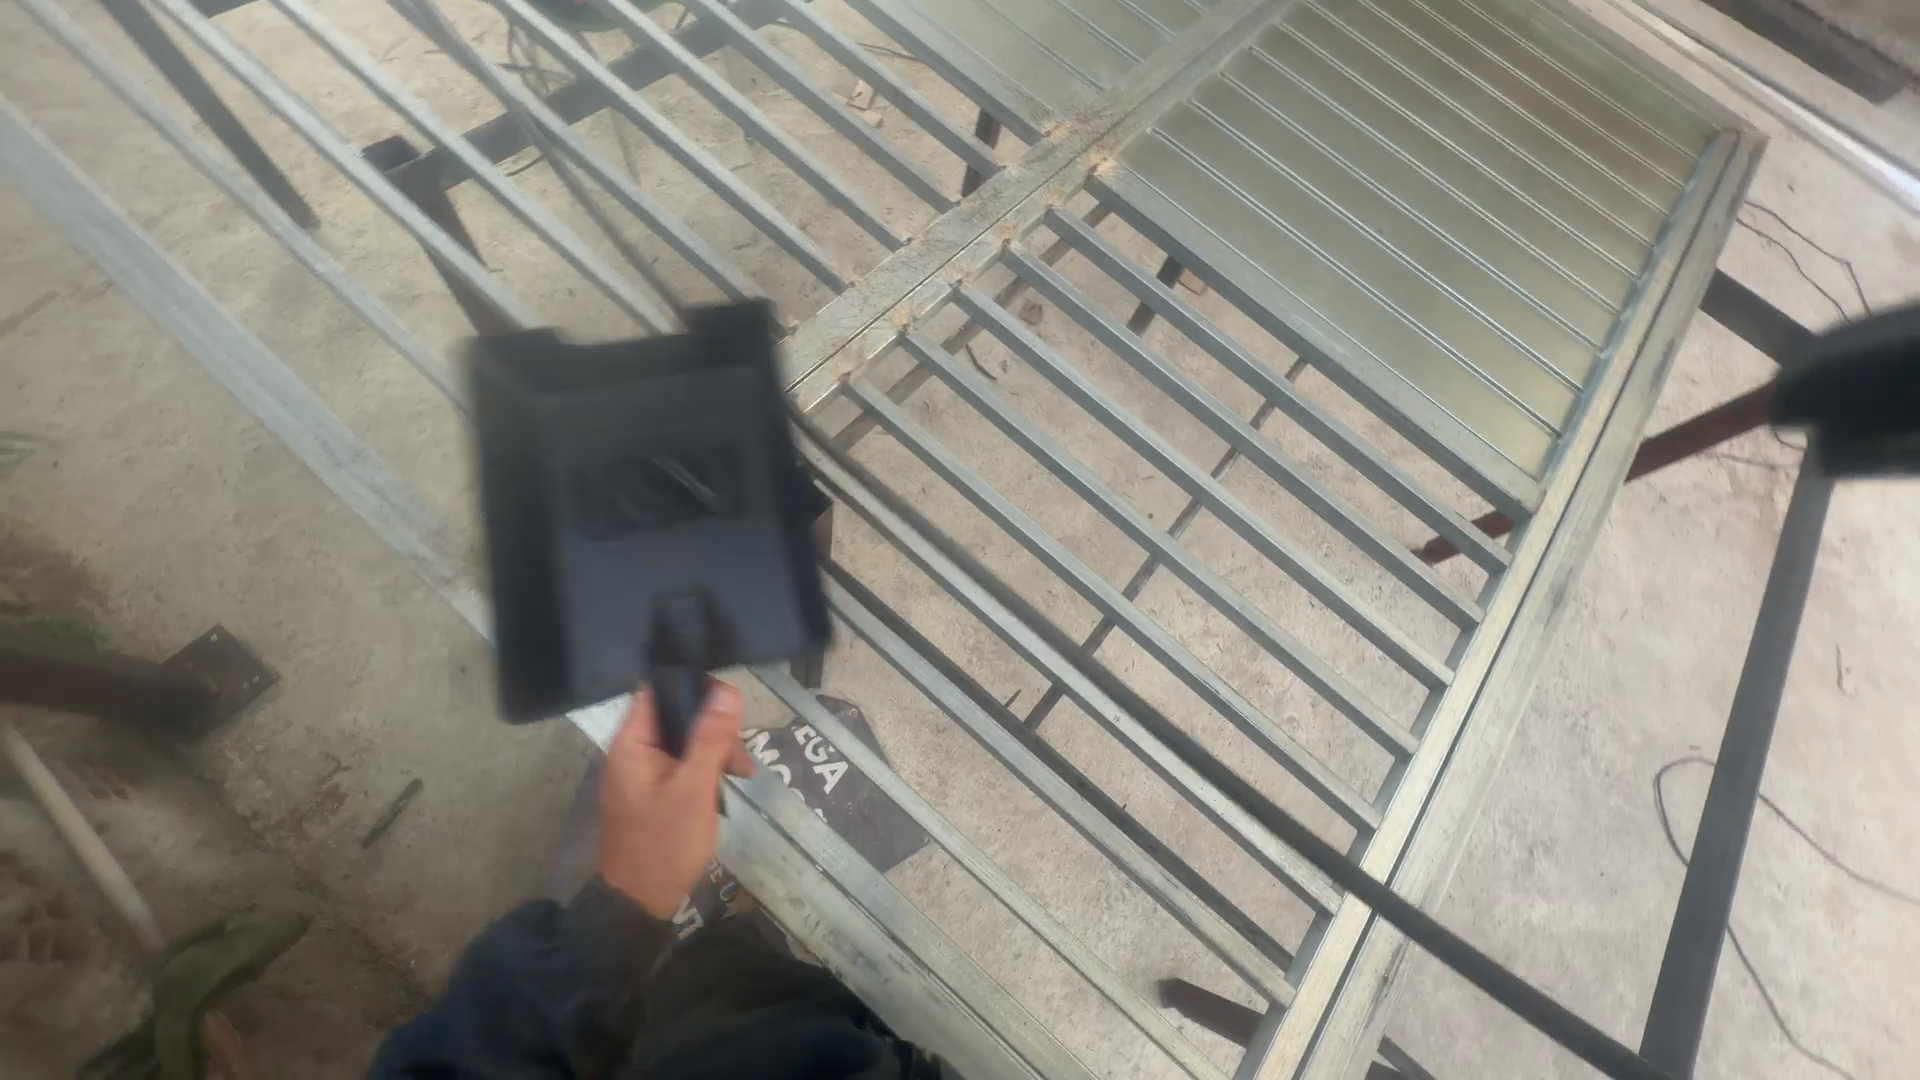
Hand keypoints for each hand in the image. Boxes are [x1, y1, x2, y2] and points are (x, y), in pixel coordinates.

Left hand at [597, 682, 754, 917]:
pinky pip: (683, 760)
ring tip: (740, 771)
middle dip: (713, 723)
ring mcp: (643, 770)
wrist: (640, 904)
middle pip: (677, 712)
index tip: (727, 698)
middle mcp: (633, 750)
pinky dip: (706, 766)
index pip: (657, 689)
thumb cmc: (665, 844)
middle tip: (736, 749)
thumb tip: (728, 691)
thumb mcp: (694, 788)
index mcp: (632, 743)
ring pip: (685, 737)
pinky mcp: (655, 788)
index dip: (692, 684)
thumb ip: (711, 738)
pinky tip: (729, 781)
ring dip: (715, 746)